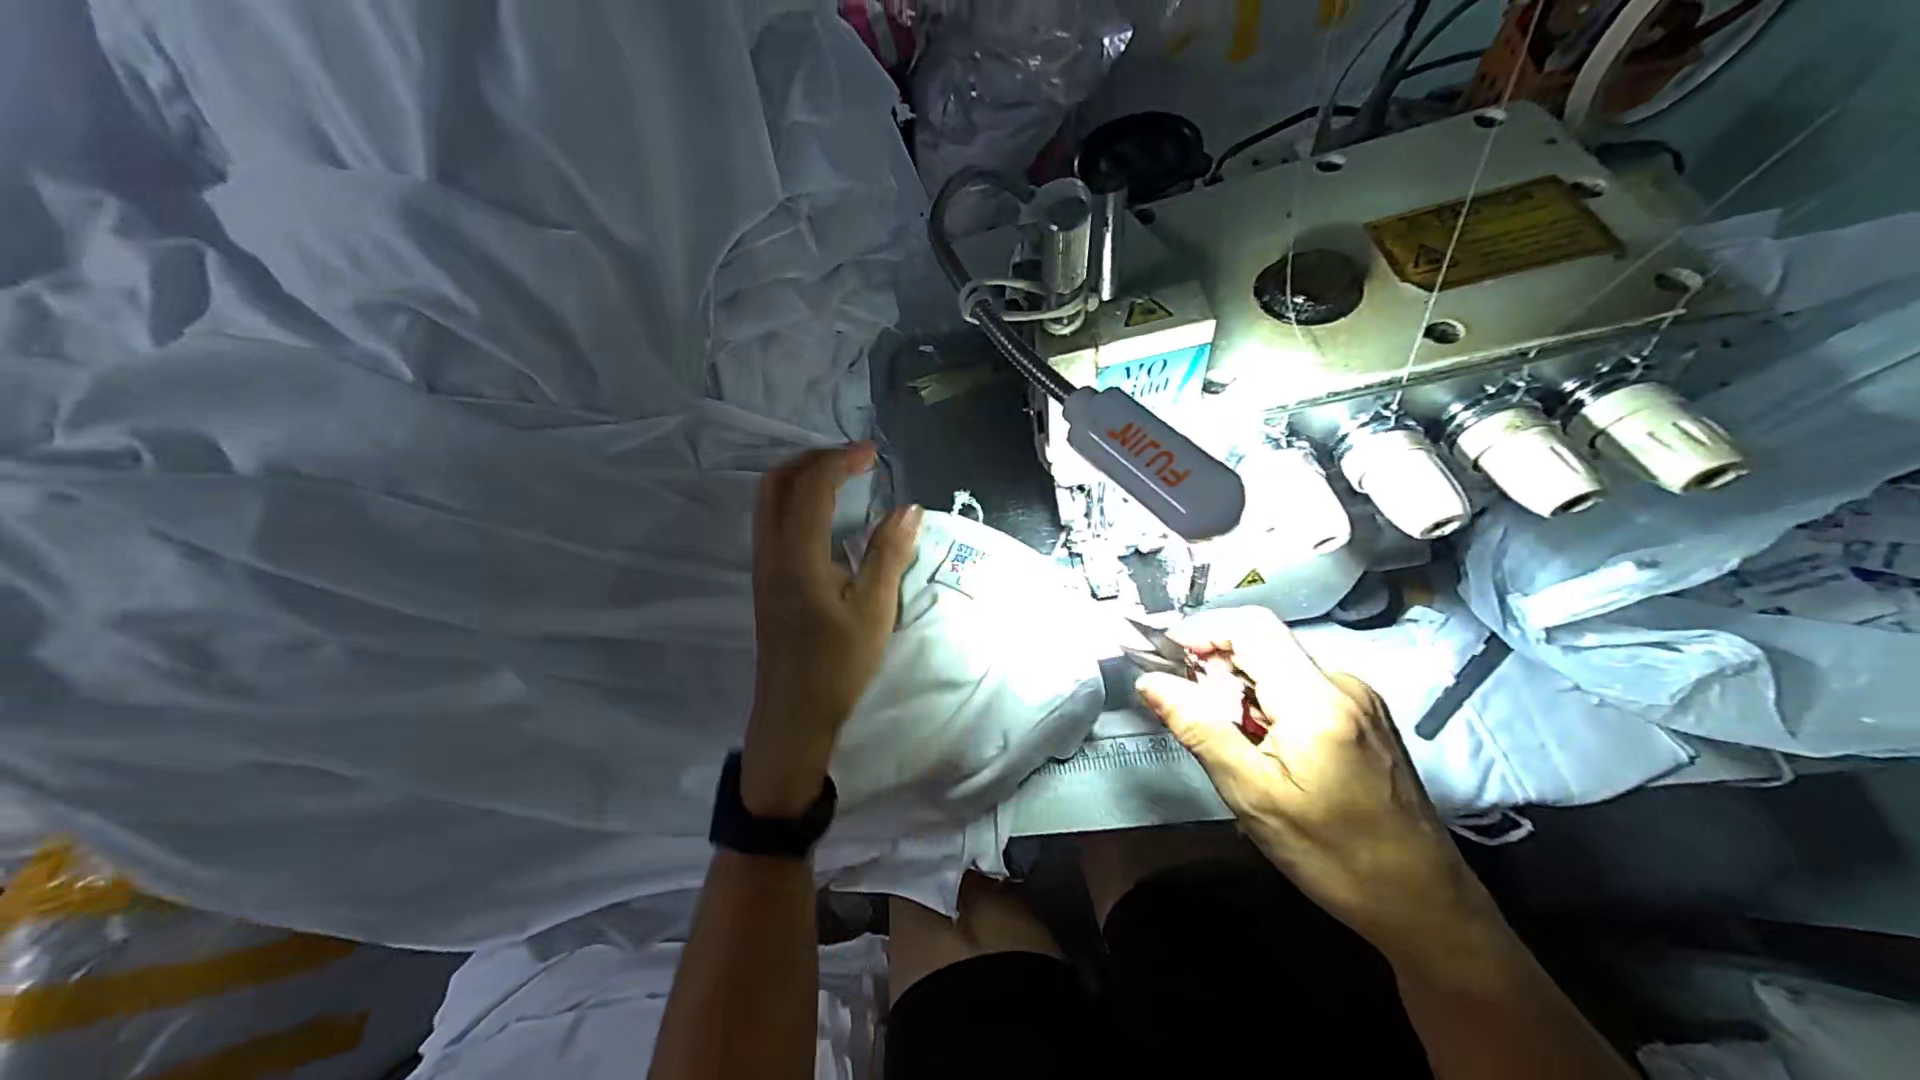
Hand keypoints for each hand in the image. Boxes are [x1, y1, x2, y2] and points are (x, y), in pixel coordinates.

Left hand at [742, 443, 922, 815]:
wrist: (794, 713)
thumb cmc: (838, 665)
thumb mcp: (874, 610)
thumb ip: (889, 553)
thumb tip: (909, 508)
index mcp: (797, 556)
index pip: (811, 487)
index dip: (841, 460)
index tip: (872, 453)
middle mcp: (770, 552)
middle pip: (776, 482)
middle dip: (814, 459)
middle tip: (854, 460)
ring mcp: (762, 565)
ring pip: (768, 500)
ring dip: (801, 477)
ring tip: (843, 477)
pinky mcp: (765, 578)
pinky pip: (771, 519)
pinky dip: (795, 498)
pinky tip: (825, 514)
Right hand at [1134, 607, 1495, 961]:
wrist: (1423, 902)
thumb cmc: (1334, 856)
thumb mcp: (1252, 795)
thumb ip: (1199, 729)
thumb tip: (1151, 683)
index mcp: (1316, 701)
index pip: (1250, 627)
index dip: (1201, 631)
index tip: (1167, 659)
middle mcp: (1343, 684)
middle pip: (1264, 642)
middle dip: (1216, 665)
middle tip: (1190, 709)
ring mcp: (1359, 698)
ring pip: (1280, 664)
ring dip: (1240, 686)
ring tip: (1229, 739)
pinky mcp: (1365, 714)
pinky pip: (1302, 685)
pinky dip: (1268, 701)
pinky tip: (1263, 745)